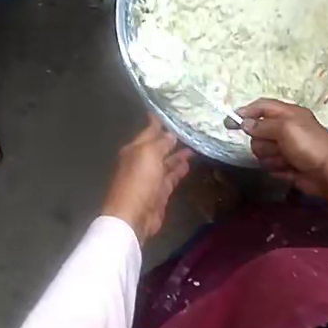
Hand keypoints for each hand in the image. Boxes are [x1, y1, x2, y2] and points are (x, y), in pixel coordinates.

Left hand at [100, 115, 192, 241]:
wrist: (133, 217)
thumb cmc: (138, 181)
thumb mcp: (148, 155)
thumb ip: (160, 143)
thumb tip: (170, 134)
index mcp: (134, 150)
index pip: (148, 131)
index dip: (158, 122)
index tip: (170, 111)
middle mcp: (141, 161)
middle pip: (158, 146)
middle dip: (170, 138)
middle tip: (189, 127)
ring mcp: (151, 178)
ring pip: (166, 162)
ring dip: (178, 154)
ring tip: (194, 144)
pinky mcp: (160, 192)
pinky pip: (171, 177)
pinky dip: (179, 169)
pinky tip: (189, 162)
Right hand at [239, 98, 327, 197]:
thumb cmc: (309, 146)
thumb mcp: (285, 128)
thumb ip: (262, 124)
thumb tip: (244, 123)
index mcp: (288, 114)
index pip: (261, 107)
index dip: (245, 112)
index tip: (230, 122)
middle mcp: (285, 129)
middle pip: (257, 132)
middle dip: (263, 142)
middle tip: (276, 146)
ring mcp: (285, 148)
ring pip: (261, 151)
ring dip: (271, 157)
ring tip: (286, 160)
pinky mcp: (286, 164)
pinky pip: (269, 165)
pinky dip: (278, 168)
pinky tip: (289, 169)